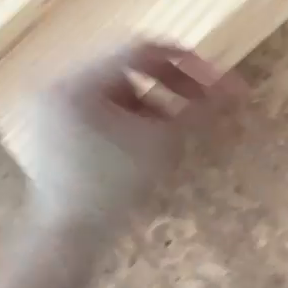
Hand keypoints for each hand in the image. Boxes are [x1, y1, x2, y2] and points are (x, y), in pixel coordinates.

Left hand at [20, 41, 244, 228]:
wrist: (68, 237)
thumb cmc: (113, 189)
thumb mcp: (161, 144)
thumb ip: (198, 110)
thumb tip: (234, 87)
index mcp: (77, 80)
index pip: (140, 50)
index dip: (185, 61)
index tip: (217, 78)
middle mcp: (59, 83)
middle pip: (127, 66)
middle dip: (171, 83)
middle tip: (204, 101)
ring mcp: (53, 106)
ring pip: (115, 87)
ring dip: (153, 100)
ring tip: (178, 124)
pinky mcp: (55, 127)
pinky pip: (100, 105)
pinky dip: (130, 114)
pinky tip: (150, 138)